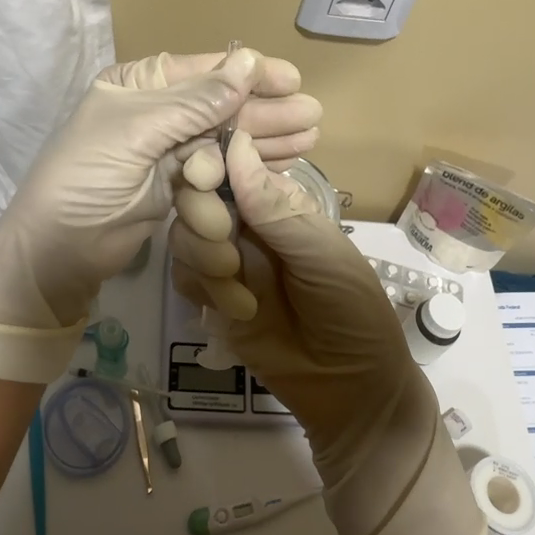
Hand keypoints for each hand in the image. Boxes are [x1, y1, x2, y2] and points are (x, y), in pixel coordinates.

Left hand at [0, 48, 319, 383]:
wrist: (54, 257)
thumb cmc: (84, 181)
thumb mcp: (136, 133)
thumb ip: (195, 102)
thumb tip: (248, 61)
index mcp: (137, 85)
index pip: (203, 71)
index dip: (249, 74)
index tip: (292, 79)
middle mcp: (154, 110)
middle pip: (220, 105)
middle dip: (265, 111)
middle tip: (311, 117)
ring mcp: (165, 150)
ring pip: (224, 138)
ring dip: (264, 138)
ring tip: (308, 139)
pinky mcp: (174, 186)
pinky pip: (218, 168)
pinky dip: (247, 166)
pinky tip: (281, 163)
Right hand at [171, 135, 487, 534]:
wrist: (350, 389)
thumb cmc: (352, 309)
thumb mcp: (323, 254)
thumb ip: (274, 208)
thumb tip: (236, 145)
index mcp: (277, 200)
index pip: (230, 163)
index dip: (209, 164)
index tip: (204, 177)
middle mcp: (246, 222)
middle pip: (195, 196)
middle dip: (202, 217)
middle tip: (227, 247)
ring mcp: (227, 259)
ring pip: (183, 236)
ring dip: (204, 257)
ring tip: (240, 288)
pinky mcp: (211, 298)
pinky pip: (183, 276)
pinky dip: (203, 289)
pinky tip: (238, 311)